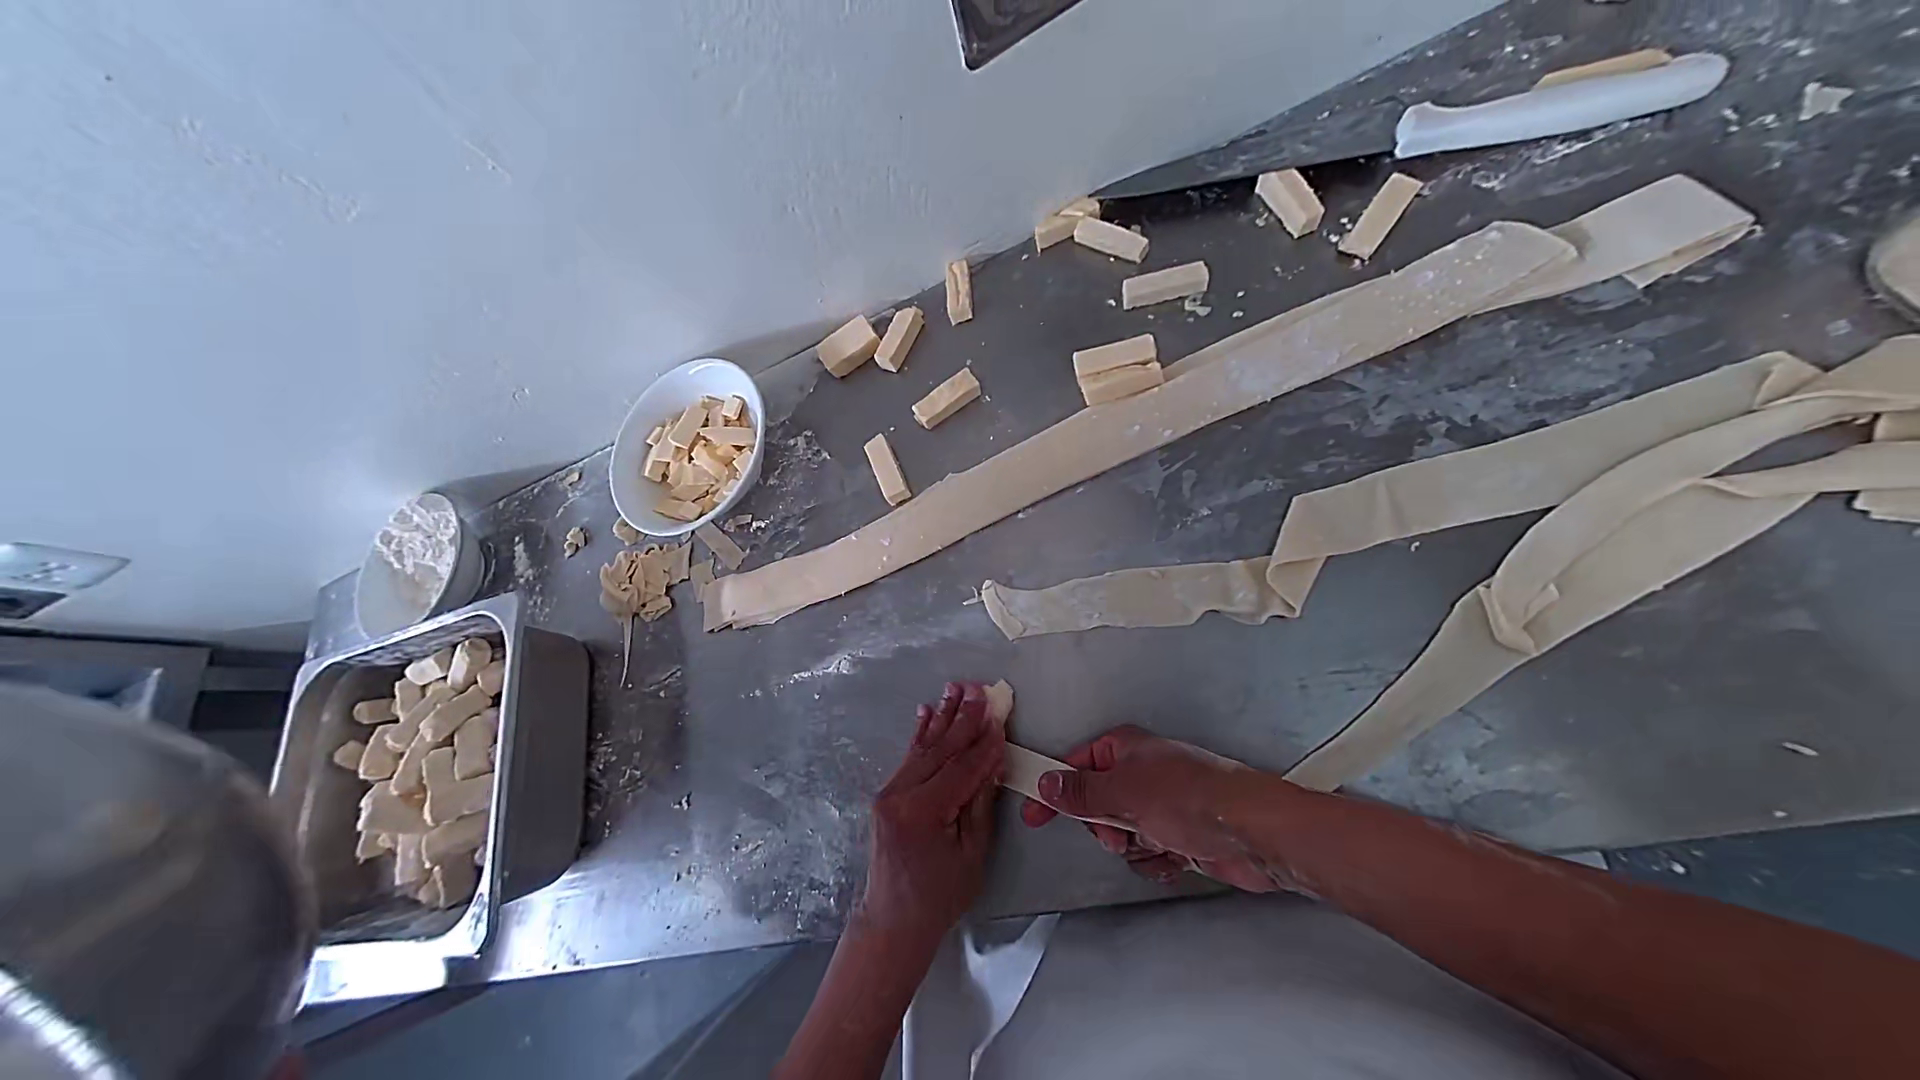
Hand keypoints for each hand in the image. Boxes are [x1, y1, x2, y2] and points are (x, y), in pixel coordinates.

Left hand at [858, 682, 1004, 940]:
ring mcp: (888, 792)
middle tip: (980, 690)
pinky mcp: (886, 793)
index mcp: (921, 812)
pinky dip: (920, 733)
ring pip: (923, 747)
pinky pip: (908, 757)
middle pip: (940, 749)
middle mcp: (899, 794)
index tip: (1000, 717)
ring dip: (942, 716)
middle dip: (963, 718)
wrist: (892, 920)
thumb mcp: (972, 854)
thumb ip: (980, 803)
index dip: (984, 744)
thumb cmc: (939, 897)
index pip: (961, 768)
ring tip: (956, 688)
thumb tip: (993, 761)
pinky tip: (927, 712)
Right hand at [1021, 726, 1293, 892]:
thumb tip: (1046, 781)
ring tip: (1157, 842)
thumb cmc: (1189, 799)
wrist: (1252, 833)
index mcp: (1125, 748)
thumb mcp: (1123, 792)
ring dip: (1133, 846)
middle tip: (1119, 832)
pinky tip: (1176, 856)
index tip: (1034, 814)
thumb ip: (1080, 790)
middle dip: (1104, 826)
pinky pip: (1148, 853)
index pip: (1075, 764)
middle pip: (1097, 804)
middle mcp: (1141, 772)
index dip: (1054, 789)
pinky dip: (1157, 859)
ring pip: (1121, 833)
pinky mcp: (1180, 835)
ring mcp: (1162, 805)